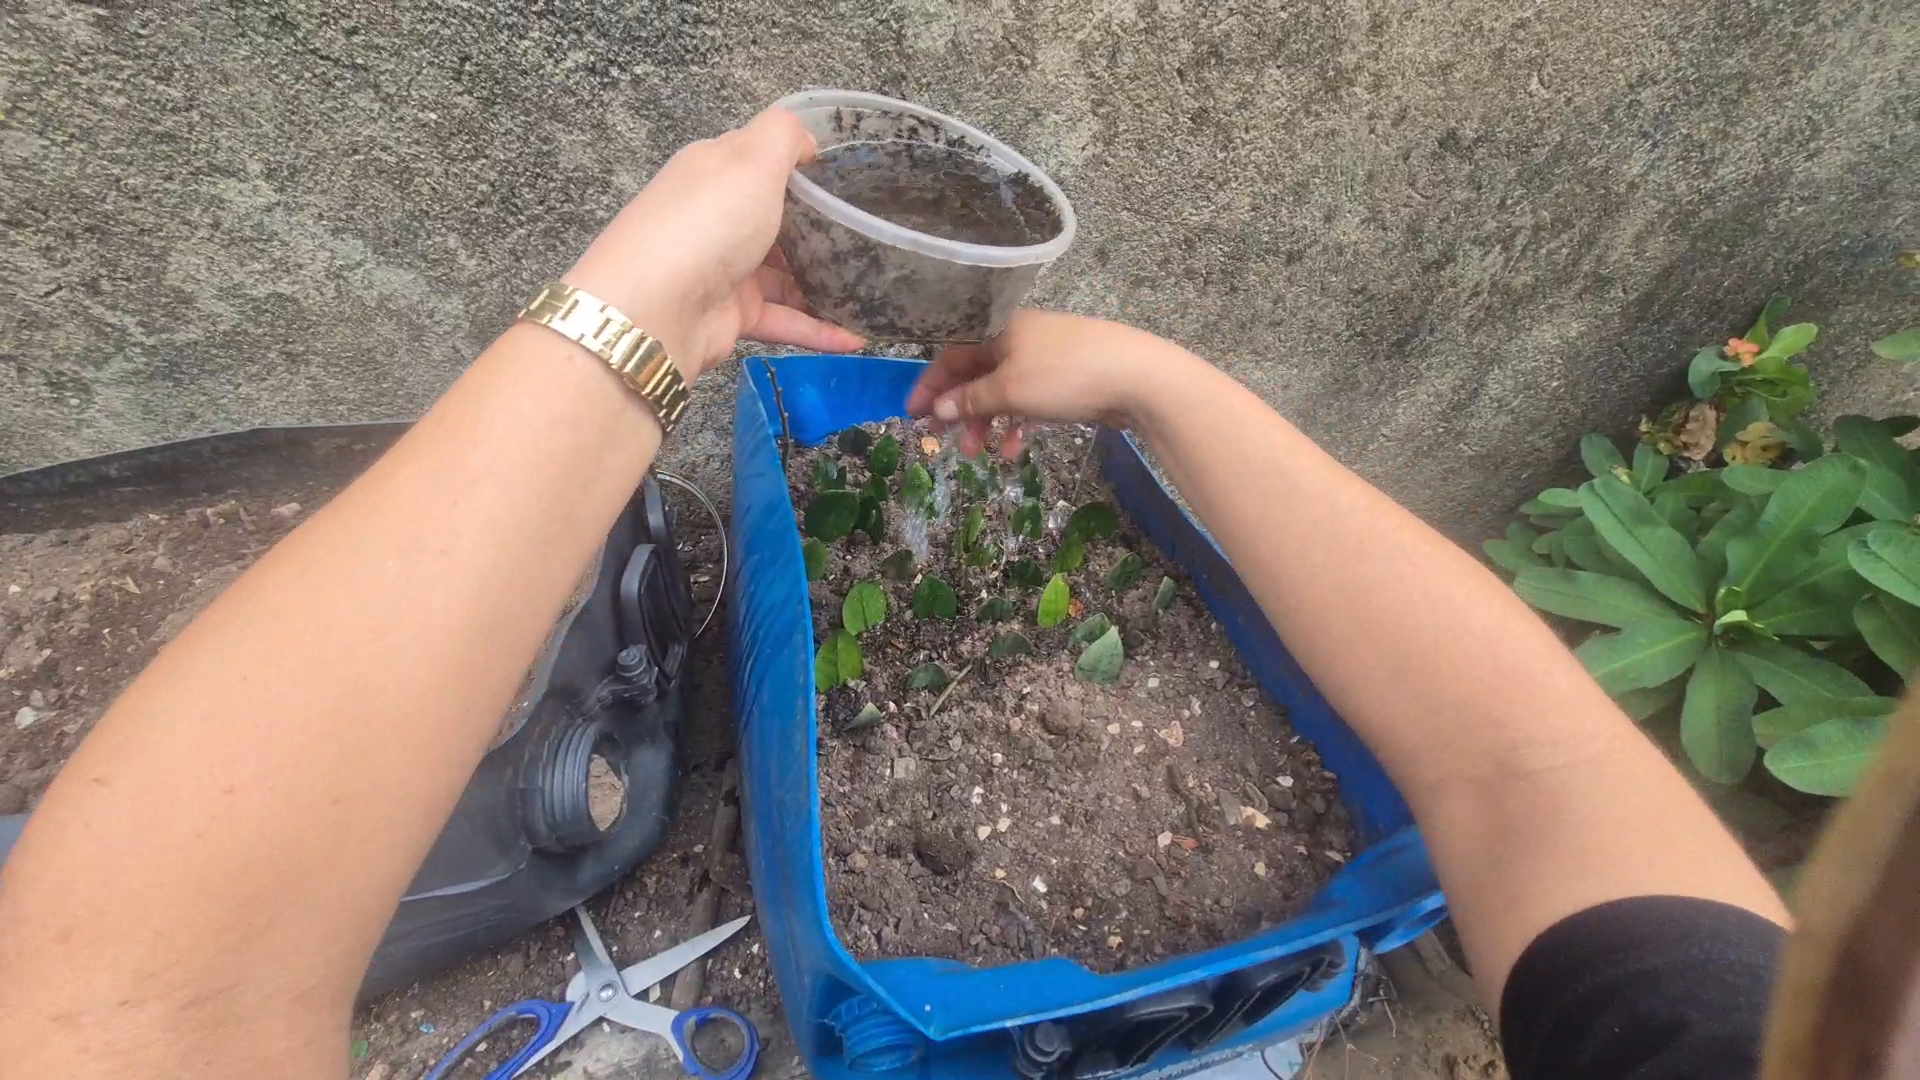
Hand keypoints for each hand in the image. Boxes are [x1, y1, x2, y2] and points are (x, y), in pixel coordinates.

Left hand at [563, 107, 864, 378]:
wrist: (658, 307)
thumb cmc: (709, 223)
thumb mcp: (750, 160)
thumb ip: (783, 137)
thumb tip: (808, 139)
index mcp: (717, 173)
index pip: (762, 166)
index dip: (805, 173)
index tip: (853, 186)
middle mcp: (720, 220)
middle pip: (779, 225)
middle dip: (823, 236)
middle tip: (873, 244)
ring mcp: (727, 271)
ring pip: (786, 278)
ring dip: (826, 288)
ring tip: (872, 295)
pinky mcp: (735, 316)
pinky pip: (786, 321)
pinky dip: (819, 330)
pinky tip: (856, 338)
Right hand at [906, 310, 1197, 457]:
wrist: (1137, 377)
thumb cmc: (1064, 376)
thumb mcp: (1010, 389)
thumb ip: (972, 400)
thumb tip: (940, 408)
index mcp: (1000, 330)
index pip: (953, 355)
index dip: (932, 386)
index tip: (914, 416)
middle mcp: (1018, 339)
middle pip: (976, 375)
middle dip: (959, 410)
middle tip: (944, 442)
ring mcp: (1044, 359)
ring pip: (1002, 392)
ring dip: (987, 424)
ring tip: (980, 455)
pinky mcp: (1065, 380)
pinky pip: (1029, 402)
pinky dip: (1018, 424)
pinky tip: (1017, 448)